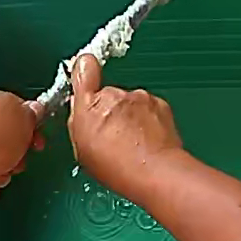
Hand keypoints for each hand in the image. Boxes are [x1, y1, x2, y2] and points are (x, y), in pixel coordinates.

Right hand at [67, 54, 186, 196]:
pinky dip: (150, 122)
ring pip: (132, 104)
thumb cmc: (119, 167)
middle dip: (111, 112)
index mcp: (88, 106)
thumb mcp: (83, 151)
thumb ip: (79, 124)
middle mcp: (114, 95)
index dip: (85, 70)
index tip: (85, 74)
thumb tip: (81, 113)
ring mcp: (139, 98)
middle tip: (115, 137)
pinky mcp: (160, 104)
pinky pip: (150, 110)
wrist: (155, 172)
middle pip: (109, 96)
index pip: (84, 69)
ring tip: (134, 145)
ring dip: (132, 118)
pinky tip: (148, 143)